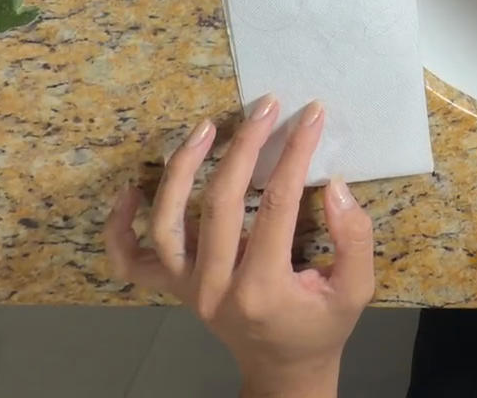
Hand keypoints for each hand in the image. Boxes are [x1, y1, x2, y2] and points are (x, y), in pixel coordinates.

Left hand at [104, 98, 374, 397]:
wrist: (283, 372)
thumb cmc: (321, 327)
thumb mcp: (356, 289)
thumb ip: (354, 238)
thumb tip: (334, 185)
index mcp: (262, 287)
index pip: (277, 203)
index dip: (296, 153)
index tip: (312, 114)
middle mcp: (214, 287)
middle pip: (220, 202)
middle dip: (246, 145)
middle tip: (267, 105)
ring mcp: (187, 288)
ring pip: (168, 223)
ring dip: (184, 168)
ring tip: (207, 126)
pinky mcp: (173, 288)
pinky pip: (132, 261)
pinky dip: (121, 226)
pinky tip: (131, 188)